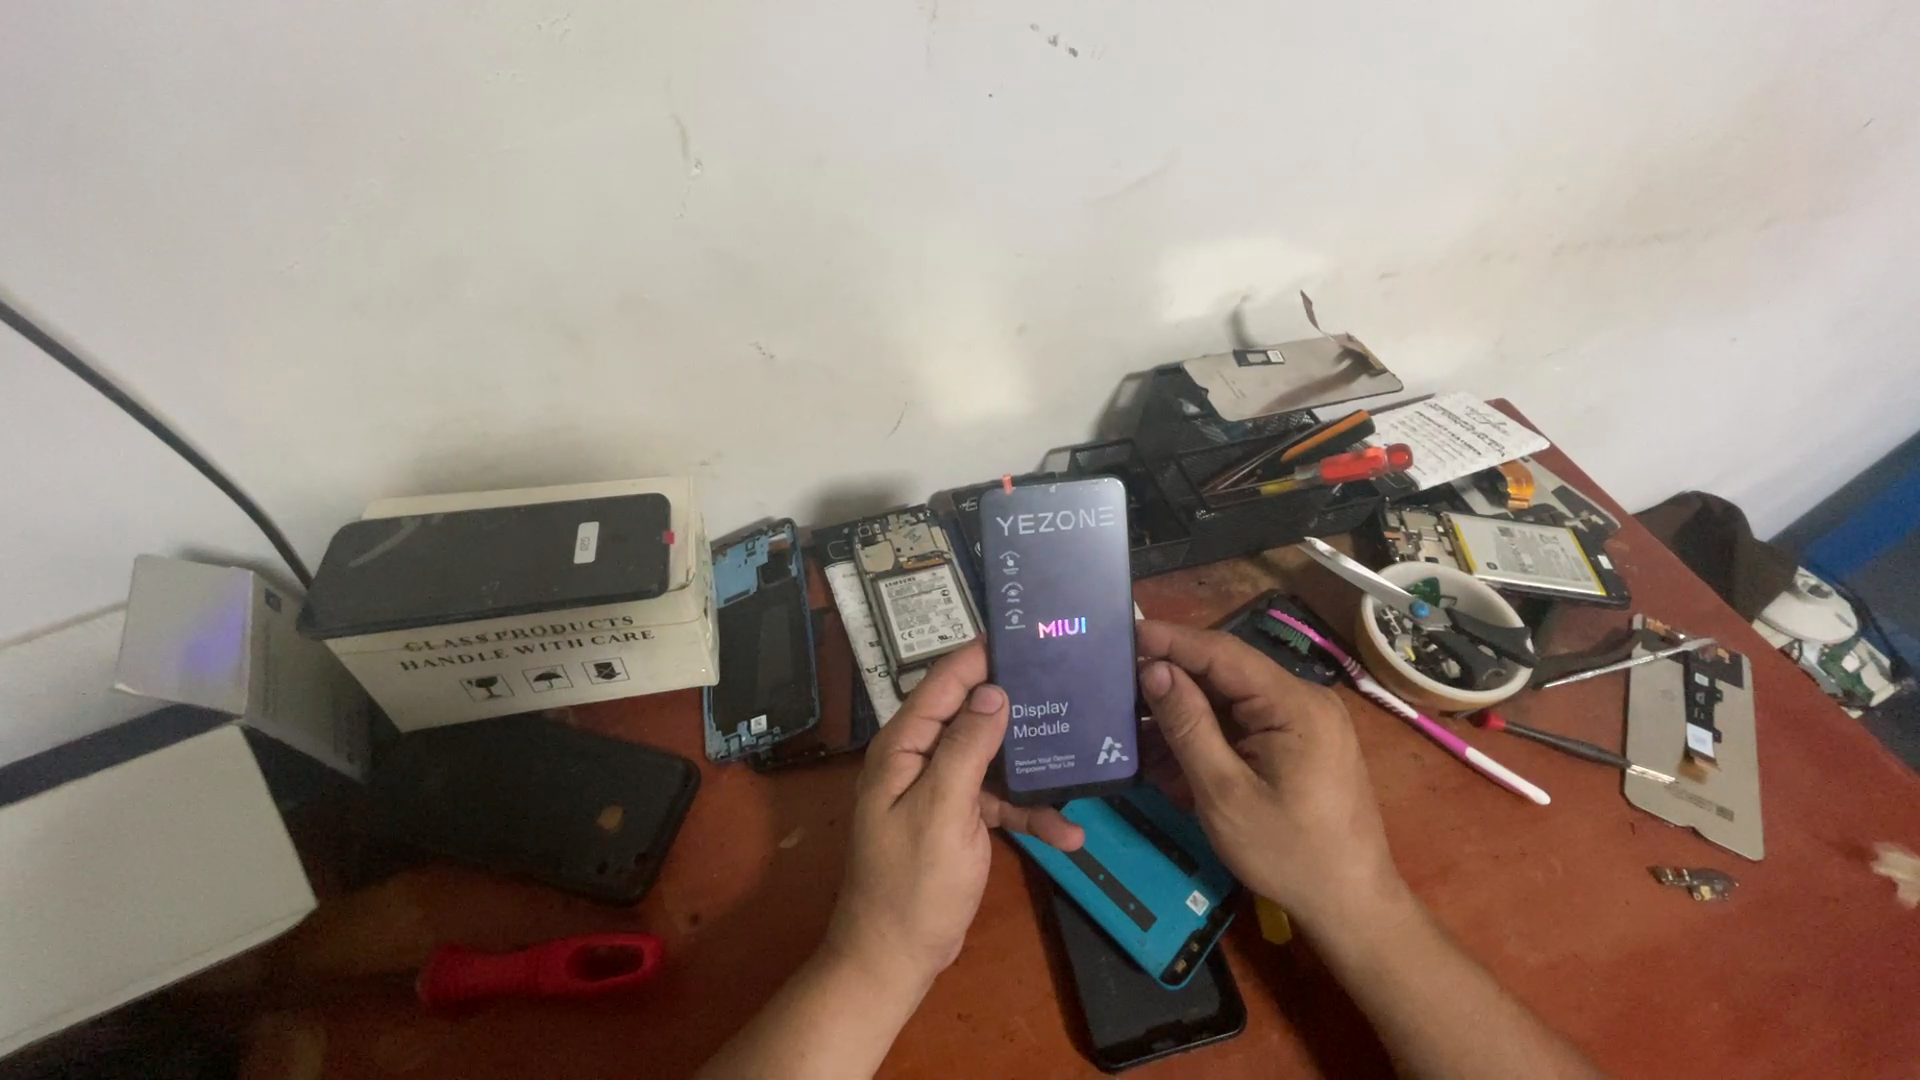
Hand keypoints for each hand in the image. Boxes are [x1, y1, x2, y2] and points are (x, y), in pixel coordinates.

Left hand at [822, 643, 1084, 994]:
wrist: (895, 958)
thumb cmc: (911, 883)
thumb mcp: (940, 811)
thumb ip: (965, 748)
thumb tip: (993, 691)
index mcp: (906, 745)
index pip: (944, 684)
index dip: (980, 656)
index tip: (1024, 634)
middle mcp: (923, 756)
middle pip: (974, 714)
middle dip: (1018, 701)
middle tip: (1067, 681)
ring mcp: (944, 787)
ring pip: (995, 756)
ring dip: (1033, 763)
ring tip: (1082, 754)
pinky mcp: (961, 816)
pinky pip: (1000, 800)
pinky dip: (1030, 812)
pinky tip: (1067, 833)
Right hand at [1135, 619, 1410, 934]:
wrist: (1351, 907)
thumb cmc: (1289, 853)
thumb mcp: (1225, 793)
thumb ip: (1188, 725)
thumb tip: (1153, 669)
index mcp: (1294, 704)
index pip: (1222, 653)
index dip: (1170, 639)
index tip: (1123, 632)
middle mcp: (1301, 699)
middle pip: (1223, 672)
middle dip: (1169, 676)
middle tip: (1115, 679)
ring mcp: (1300, 720)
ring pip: (1227, 698)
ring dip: (1181, 709)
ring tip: (1130, 718)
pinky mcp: (1294, 741)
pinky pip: (1240, 721)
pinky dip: (1203, 730)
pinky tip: (1164, 745)